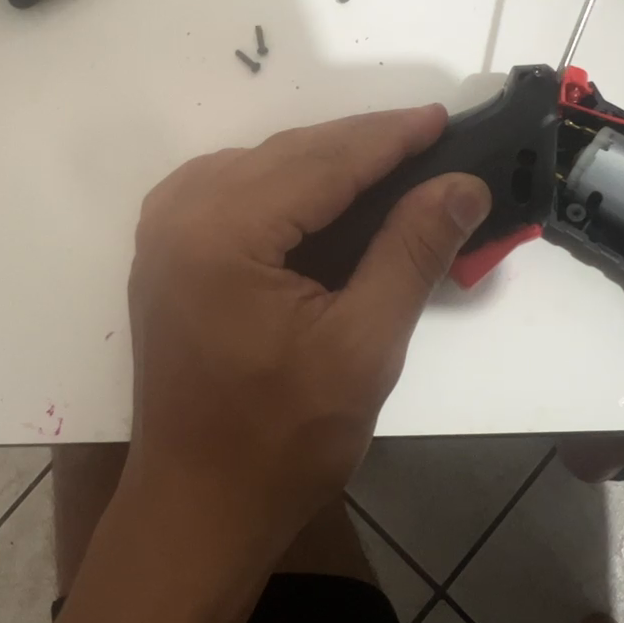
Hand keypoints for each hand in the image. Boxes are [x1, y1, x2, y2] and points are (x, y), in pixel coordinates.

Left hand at [123, 107, 490, 547]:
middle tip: (428, 141)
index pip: (321, 161)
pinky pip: (229, 187)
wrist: (198, 504)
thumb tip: (461, 186)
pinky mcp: (164, 249)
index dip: (388, 138)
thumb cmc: (283, 440)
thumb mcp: (364, 346)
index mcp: (222, 231)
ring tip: (388, 166)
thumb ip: (411, 252)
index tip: (443, 119)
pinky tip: (317, 195)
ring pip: (257, 165)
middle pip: (286, 154)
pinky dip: (281, 183)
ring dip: (321, 161)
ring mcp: (162, 229)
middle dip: (359, 146)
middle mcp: (180, 212)